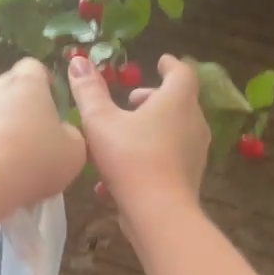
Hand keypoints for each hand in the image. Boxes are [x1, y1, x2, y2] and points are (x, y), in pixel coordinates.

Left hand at [0, 57, 87, 208]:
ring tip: (12, 160)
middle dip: (21, 107)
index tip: (53, 104)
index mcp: (25, 82)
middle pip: (8, 89)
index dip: (45, 83)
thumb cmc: (35, 159)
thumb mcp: (74, 150)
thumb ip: (70, 133)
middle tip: (36, 136)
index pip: (34, 67)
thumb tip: (60, 132)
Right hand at [68, 53, 209, 213]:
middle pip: (179, 101)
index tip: (160, 61)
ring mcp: (195, 151)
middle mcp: (193, 122)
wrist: (159, 213)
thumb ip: (89, 91)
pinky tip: (124, 168)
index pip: (182, 72)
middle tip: (130, 101)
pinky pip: (171, 154)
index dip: (170, 65)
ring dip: (153, 125)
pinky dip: (152, 151)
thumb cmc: (130, 158)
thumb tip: (78, 61)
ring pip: (175, 128)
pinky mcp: (190, 176)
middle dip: (154, 98)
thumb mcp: (100, 121)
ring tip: (125, 132)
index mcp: (177, 101)